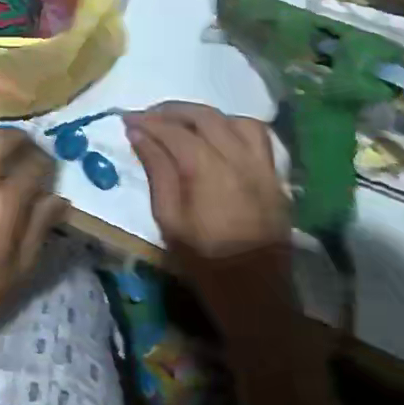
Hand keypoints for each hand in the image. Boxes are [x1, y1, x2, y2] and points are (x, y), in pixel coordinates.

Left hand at [0, 128, 67, 331]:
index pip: (33, 166)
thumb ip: (40, 226)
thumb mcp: (20, 266)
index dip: (47, 165)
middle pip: (2, 139)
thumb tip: (59, 198)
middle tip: (30, 149)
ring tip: (0, 153)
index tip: (50, 170)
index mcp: (3, 202)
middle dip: (22, 139)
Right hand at [125, 102, 287, 259]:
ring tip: (185, 124)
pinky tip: (218, 138)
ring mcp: (264, 168)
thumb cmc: (202, 259)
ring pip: (236, 121)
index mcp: (209, 172)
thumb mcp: (168, 218)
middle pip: (206, 117)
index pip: (175, 132)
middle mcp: (240, 161)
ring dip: (207, 116)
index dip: (149, 122)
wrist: (254, 293)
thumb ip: (156, 170)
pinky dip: (234, 128)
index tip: (127, 120)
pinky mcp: (275, 178)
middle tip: (149, 116)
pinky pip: (259, 138)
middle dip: (173, 111)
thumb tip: (139, 135)